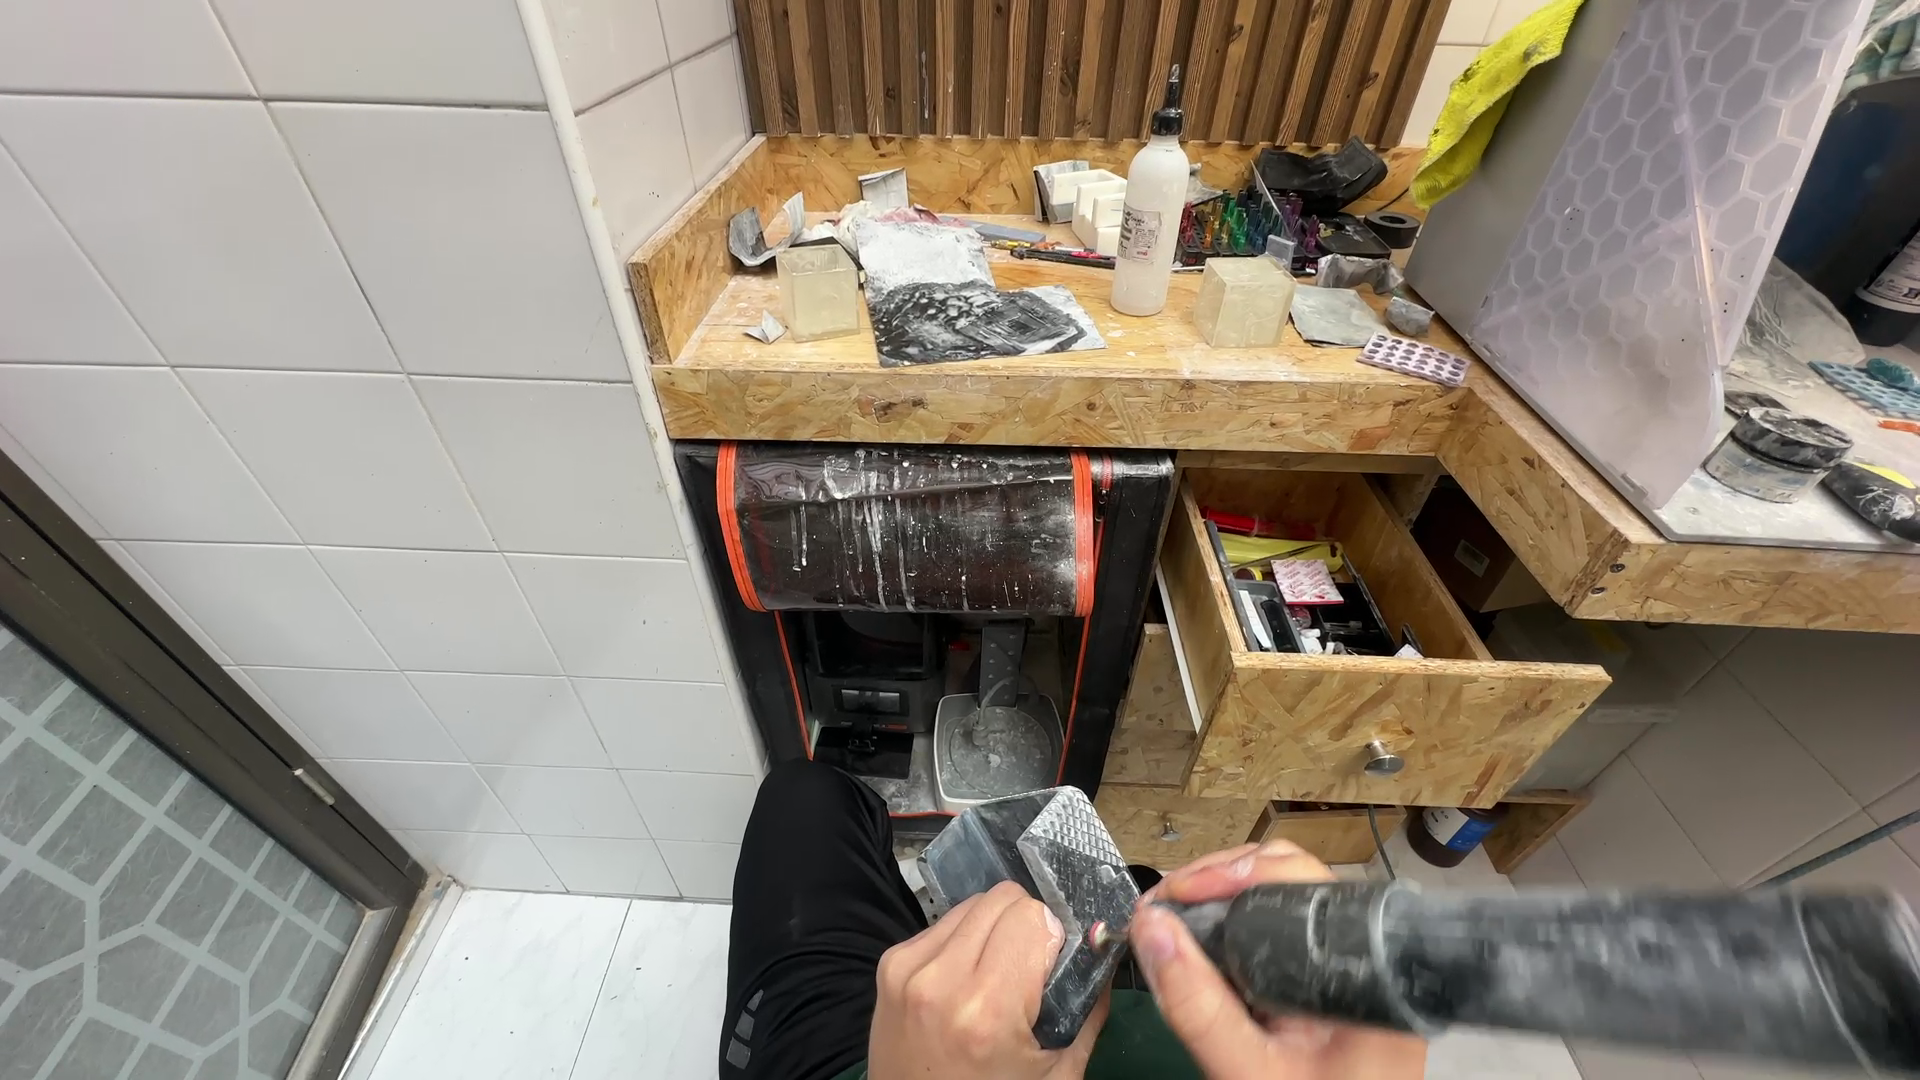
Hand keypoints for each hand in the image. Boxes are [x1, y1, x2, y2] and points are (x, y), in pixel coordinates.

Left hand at [869, 880, 1108, 1079]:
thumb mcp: (1058, 1074)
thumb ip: (1087, 1006)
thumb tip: (1100, 946)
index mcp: (988, 1009)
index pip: (1031, 915)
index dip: (1051, 935)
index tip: (1052, 965)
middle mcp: (942, 978)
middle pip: (1002, 898)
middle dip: (1025, 924)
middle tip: (1028, 967)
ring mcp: (909, 966)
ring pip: (973, 903)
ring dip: (993, 928)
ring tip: (994, 973)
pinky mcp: (890, 962)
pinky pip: (944, 921)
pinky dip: (963, 939)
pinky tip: (965, 977)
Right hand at [1130, 841, 1426, 1079]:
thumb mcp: (1247, 1075)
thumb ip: (1198, 1005)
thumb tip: (1148, 924)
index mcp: (1362, 981)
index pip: (1301, 884)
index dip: (1234, 874)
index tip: (1177, 893)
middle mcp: (1359, 965)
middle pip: (1286, 880)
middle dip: (1215, 880)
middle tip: (1163, 903)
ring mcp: (1339, 976)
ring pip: (1274, 902)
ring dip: (1215, 899)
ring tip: (1169, 916)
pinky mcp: (1316, 988)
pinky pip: (1270, 933)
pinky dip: (1226, 925)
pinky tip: (1193, 938)